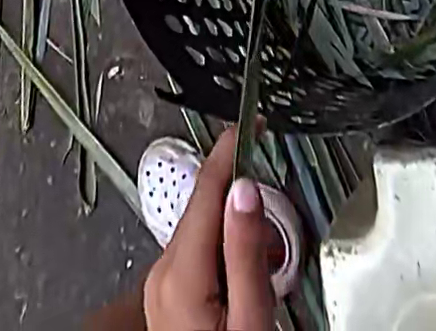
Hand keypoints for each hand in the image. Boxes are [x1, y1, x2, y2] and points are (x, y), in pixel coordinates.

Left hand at [143, 127, 274, 330]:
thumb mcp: (250, 319)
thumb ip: (246, 251)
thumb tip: (245, 189)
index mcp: (180, 274)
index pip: (206, 187)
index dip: (230, 149)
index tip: (252, 125)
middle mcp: (162, 274)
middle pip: (205, 206)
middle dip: (242, 201)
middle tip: (274, 225)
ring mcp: (162, 285)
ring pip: (205, 229)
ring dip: (237, 231)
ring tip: (263, 273)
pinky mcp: (169, 295)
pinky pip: (200, 253)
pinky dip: (226, 253)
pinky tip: (246, 283)